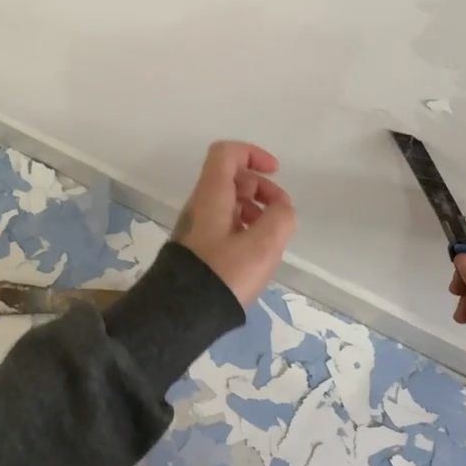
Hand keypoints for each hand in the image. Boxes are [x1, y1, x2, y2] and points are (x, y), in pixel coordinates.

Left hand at [172, 141, 295, 308]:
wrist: (184, 312)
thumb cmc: (224, 273)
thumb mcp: (262, 246)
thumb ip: (280, 219)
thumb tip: (282, 209)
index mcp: (212, 194)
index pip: (227, 153)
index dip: (252, 154)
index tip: (275, 172)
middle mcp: (201, 204)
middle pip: (231, 178)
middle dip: (261, 187)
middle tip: (281, 209)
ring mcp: (197, 226)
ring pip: (229, 202)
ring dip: (255, 208)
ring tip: (273, 234)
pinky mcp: (199, 247)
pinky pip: (224, 223)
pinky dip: (245, 226)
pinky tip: (257, 250)